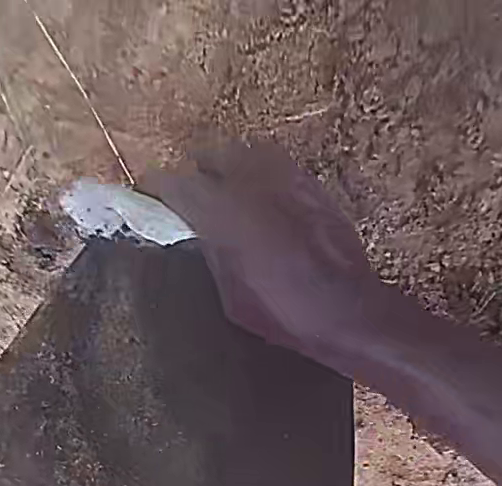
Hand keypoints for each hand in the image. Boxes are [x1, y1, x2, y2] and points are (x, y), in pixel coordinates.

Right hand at [145, 142, 378, 364]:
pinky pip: (278, 167)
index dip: (157, 193)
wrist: (349, 312)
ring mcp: (284, 176)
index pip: (171, 183)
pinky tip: (269, 205)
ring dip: (234, 171)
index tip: (152, 203)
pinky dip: (266, 180)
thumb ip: (212, 257)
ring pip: (245, 154)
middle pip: (208, 158)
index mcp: (218, 210)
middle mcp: (248, 180)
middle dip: (199, 176)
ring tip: (236, 198)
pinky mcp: (313, 184)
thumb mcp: (234, 298)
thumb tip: (201, 239)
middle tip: (199, 203)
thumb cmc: (288, 314)